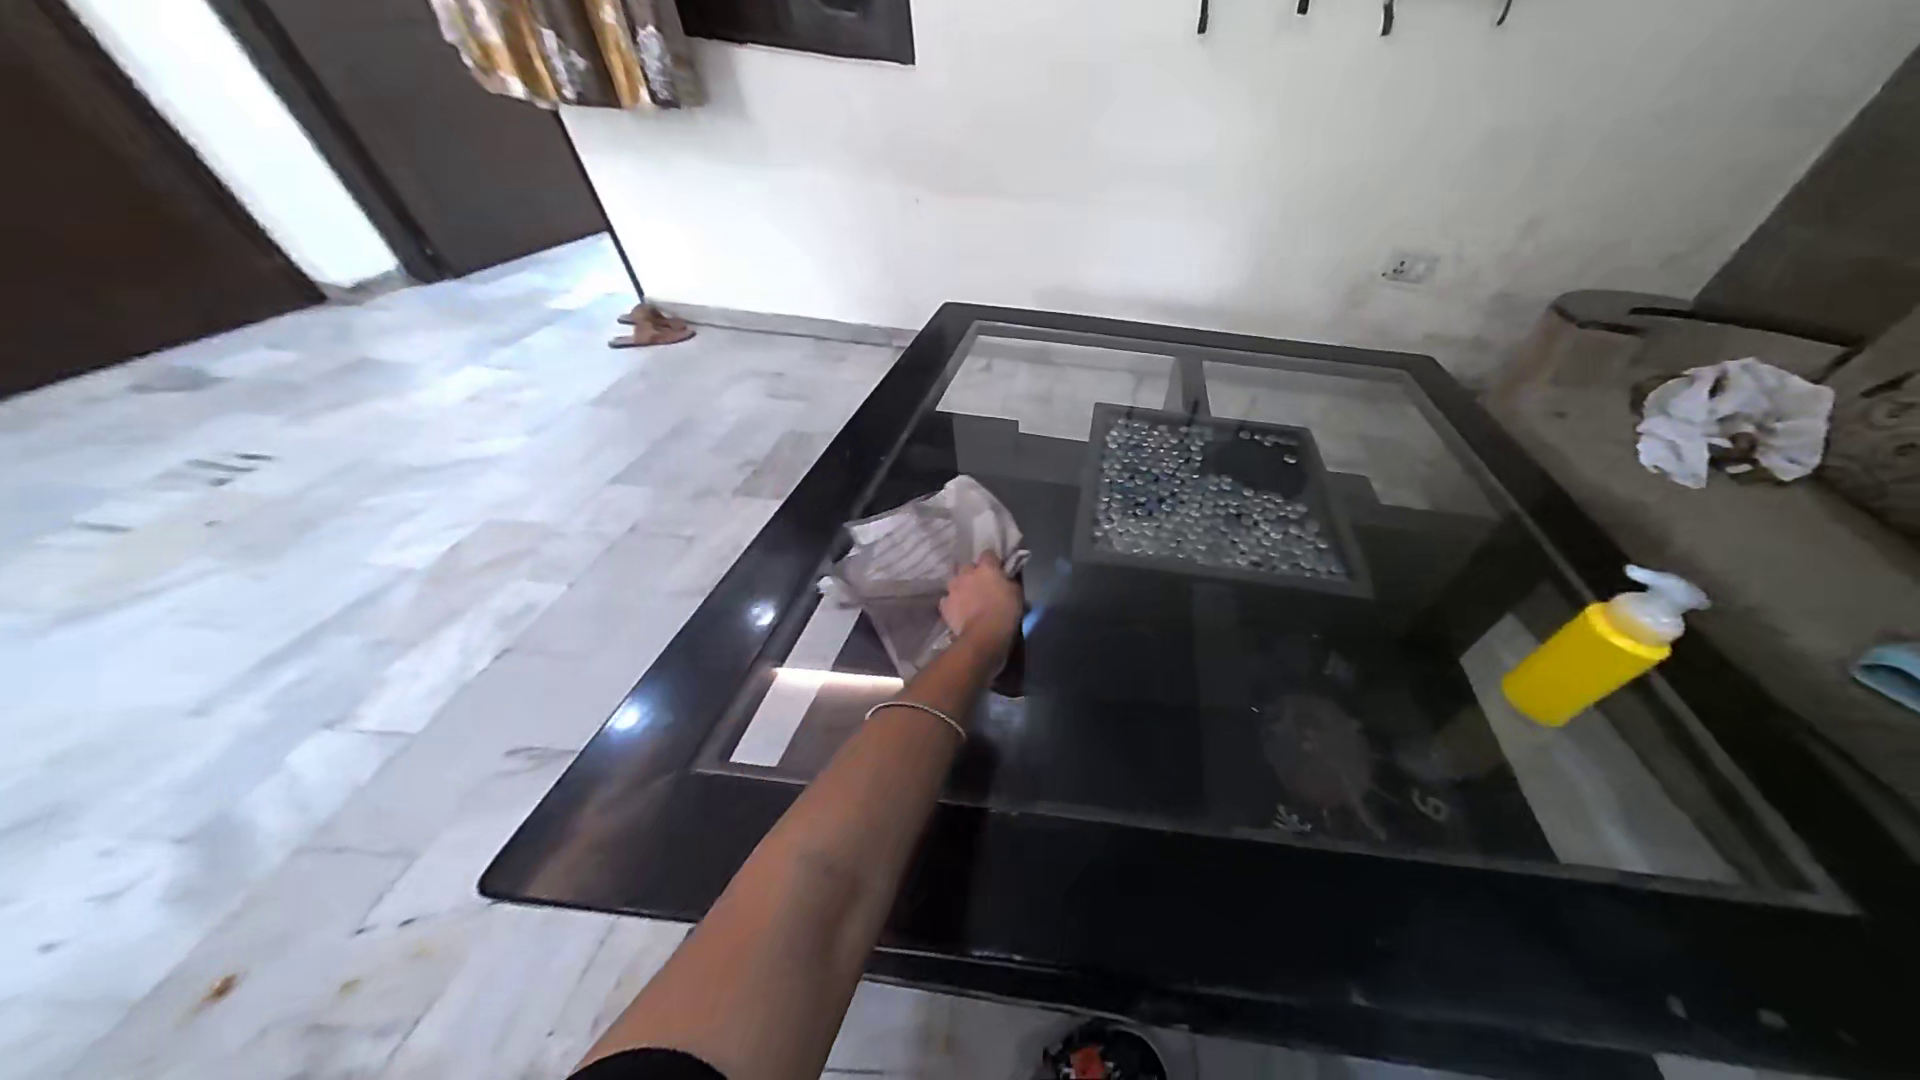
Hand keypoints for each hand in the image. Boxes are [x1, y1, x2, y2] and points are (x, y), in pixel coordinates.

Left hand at [940, 554, 1021, 645]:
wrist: (984, 635)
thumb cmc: (1005, 612)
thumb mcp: (1016, 593)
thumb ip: (1009, 580)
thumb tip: (1006, 576)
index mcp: (986, 568)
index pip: (988, 554)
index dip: (992, 561)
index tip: (996, 569)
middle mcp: (966, 573)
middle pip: (968, 566)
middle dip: (973, 573)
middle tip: (981, 585)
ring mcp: (953, 588)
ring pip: (955, 581)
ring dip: (961, 586)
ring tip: (967, 598)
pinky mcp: (944, 604)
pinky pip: (947, 599)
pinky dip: (952, 602)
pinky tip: (958, 610)